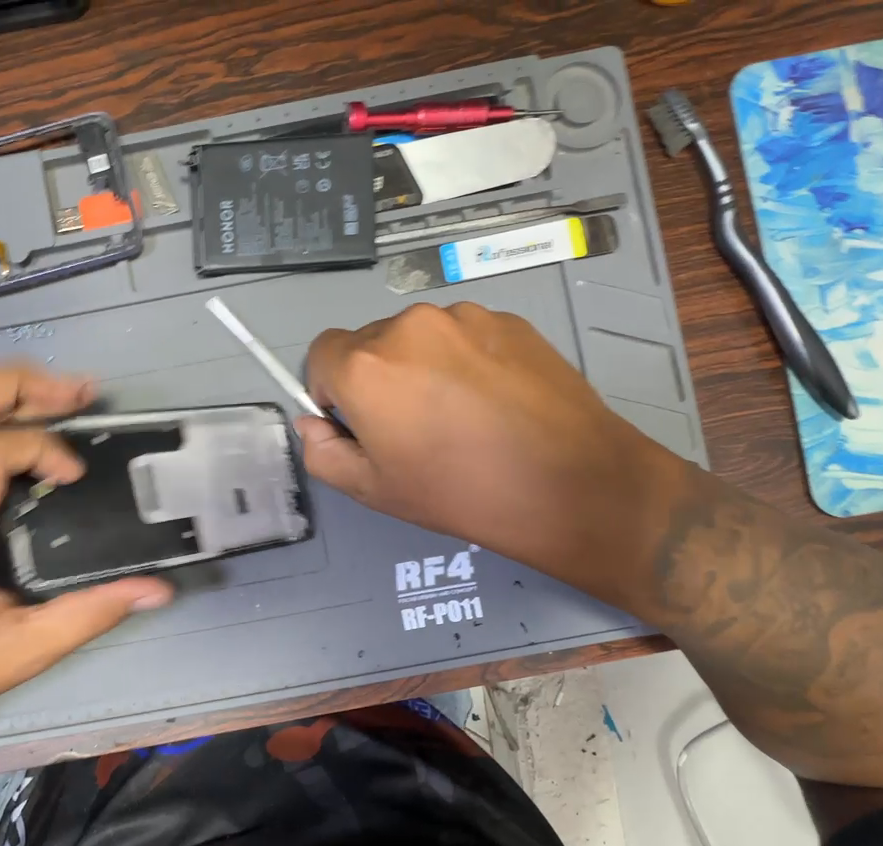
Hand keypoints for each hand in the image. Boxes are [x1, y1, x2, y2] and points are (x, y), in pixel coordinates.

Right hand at [295, 302, 684, 595]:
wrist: (569, 483)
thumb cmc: (458, 491)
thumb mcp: (372, 490)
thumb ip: (322, 453)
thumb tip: (314, 423)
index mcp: (365, 366)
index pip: (321, 354)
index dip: (330, 390)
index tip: (357, 423)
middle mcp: (408, 327)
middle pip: (369, 343)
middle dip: (376, 378)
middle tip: (411, 427)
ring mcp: (463, 317)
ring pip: (418, 338)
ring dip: (421, 366)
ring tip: (459, 415)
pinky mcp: (508, 320)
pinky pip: (464, 335)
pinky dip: (464, 360)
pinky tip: (492, 402)